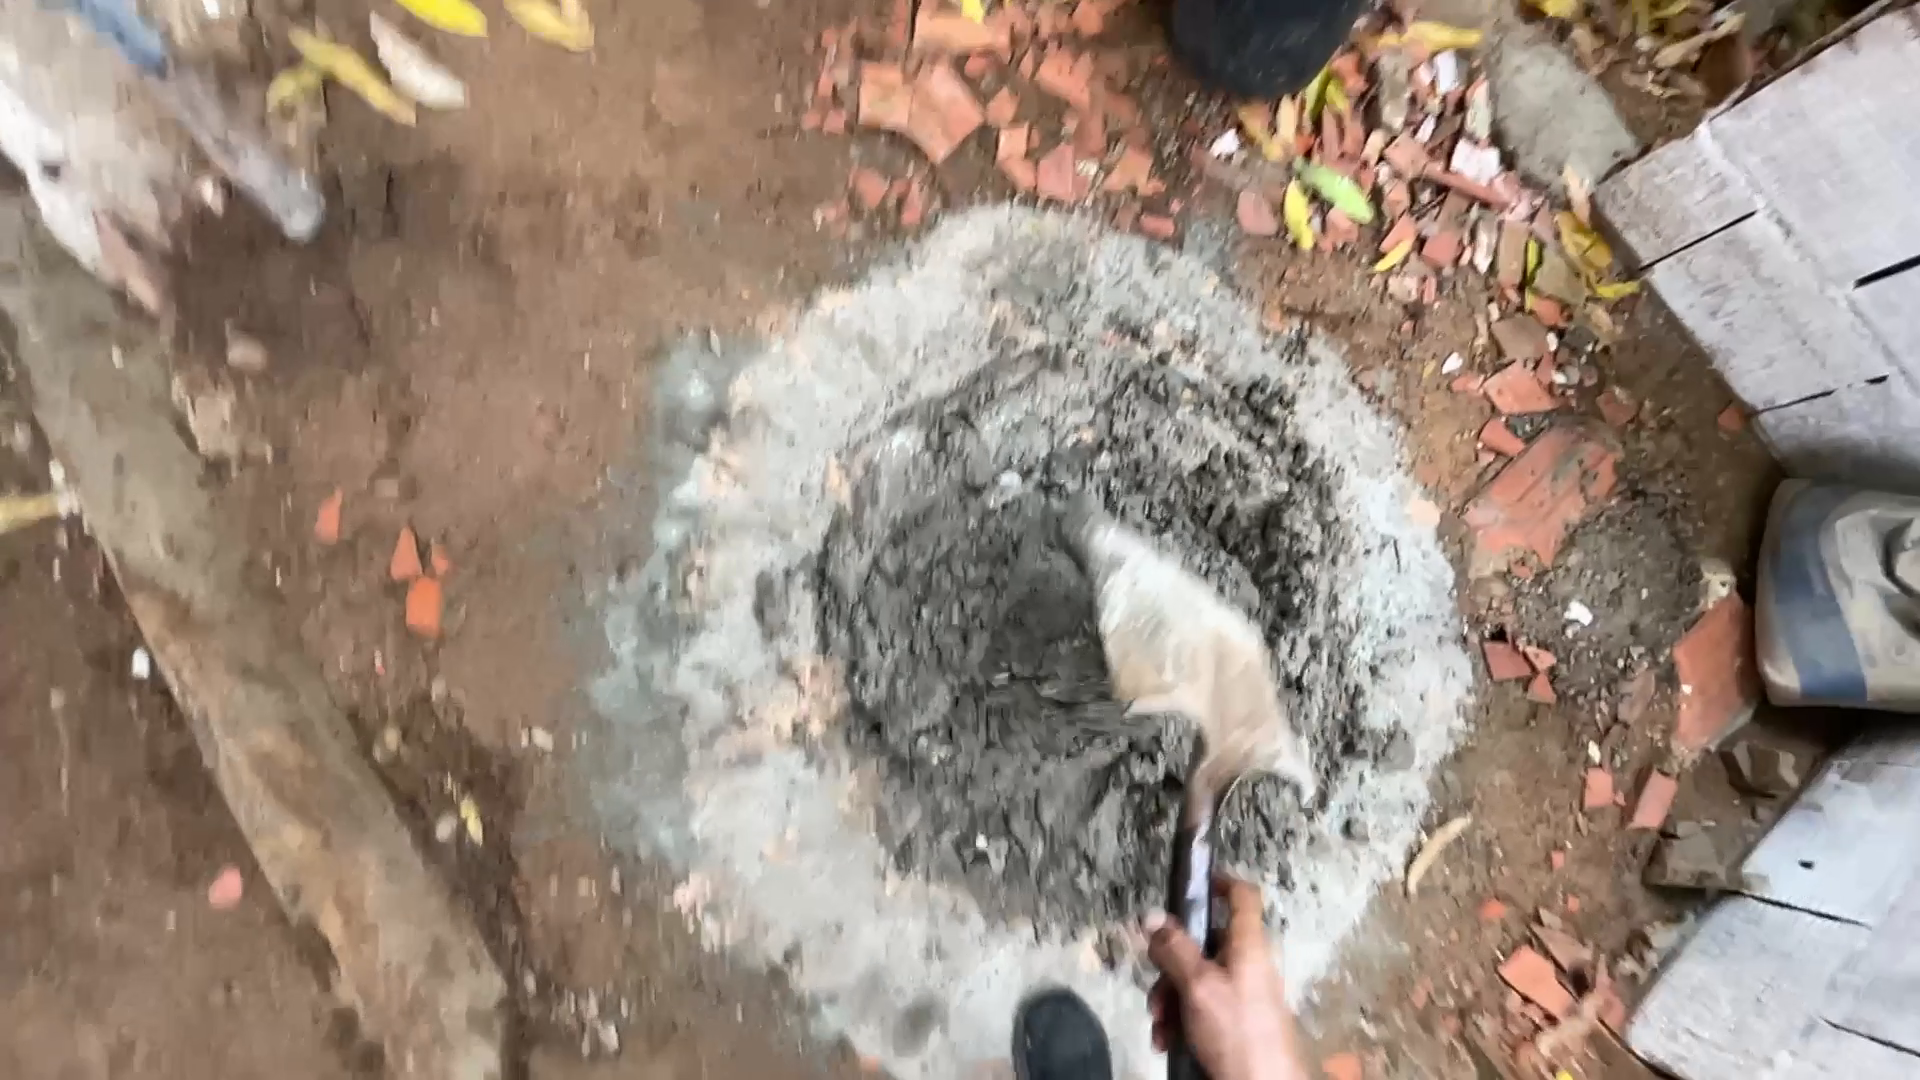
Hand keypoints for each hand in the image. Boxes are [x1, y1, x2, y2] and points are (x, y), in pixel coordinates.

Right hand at [1146, 878, 1308, 1079]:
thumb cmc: (1237, 1034)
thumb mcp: (1198, 987)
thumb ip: (1173, 949)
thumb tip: (1151, 914)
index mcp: (1247, 945)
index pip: (1242, 895)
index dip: (1218, 881)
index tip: (1189, 885)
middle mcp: (1247, 965)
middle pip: (1203, 942)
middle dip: (1170, 963)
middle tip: (1155, 985)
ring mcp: (1244, 997)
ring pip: (1197, 978)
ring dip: (1170, 998)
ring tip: (1160, 1025)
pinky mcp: (1238, 1025)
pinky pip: (1202, 1008)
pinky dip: (1181, 1020)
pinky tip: (1167, 1042)